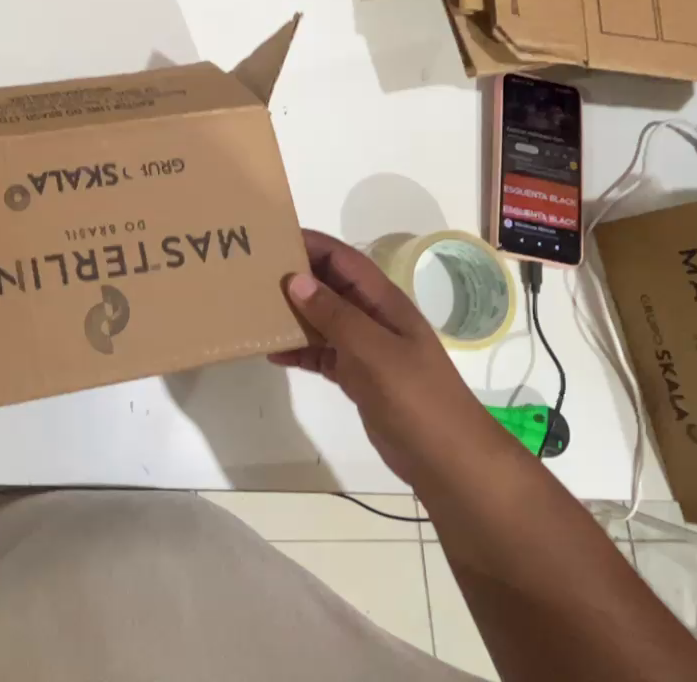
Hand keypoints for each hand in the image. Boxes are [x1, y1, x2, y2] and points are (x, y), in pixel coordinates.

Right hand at [272, 229, 514, 488]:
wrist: (447, 459)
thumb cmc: (417, 398)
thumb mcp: (374, 351)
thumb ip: (335, 315)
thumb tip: (295, 279)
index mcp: (382, 302)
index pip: (341, 259)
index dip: (309, 243)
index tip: (268, 237)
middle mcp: (372, 318)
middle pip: (327, 285)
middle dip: (292, 275)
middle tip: (248, 273)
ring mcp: (365, 348)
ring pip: (321, 318)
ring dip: (291, 313)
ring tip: (252, 309)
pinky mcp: (357, 375)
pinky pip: (320, 352)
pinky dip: (298, 349)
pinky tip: (272, 353)